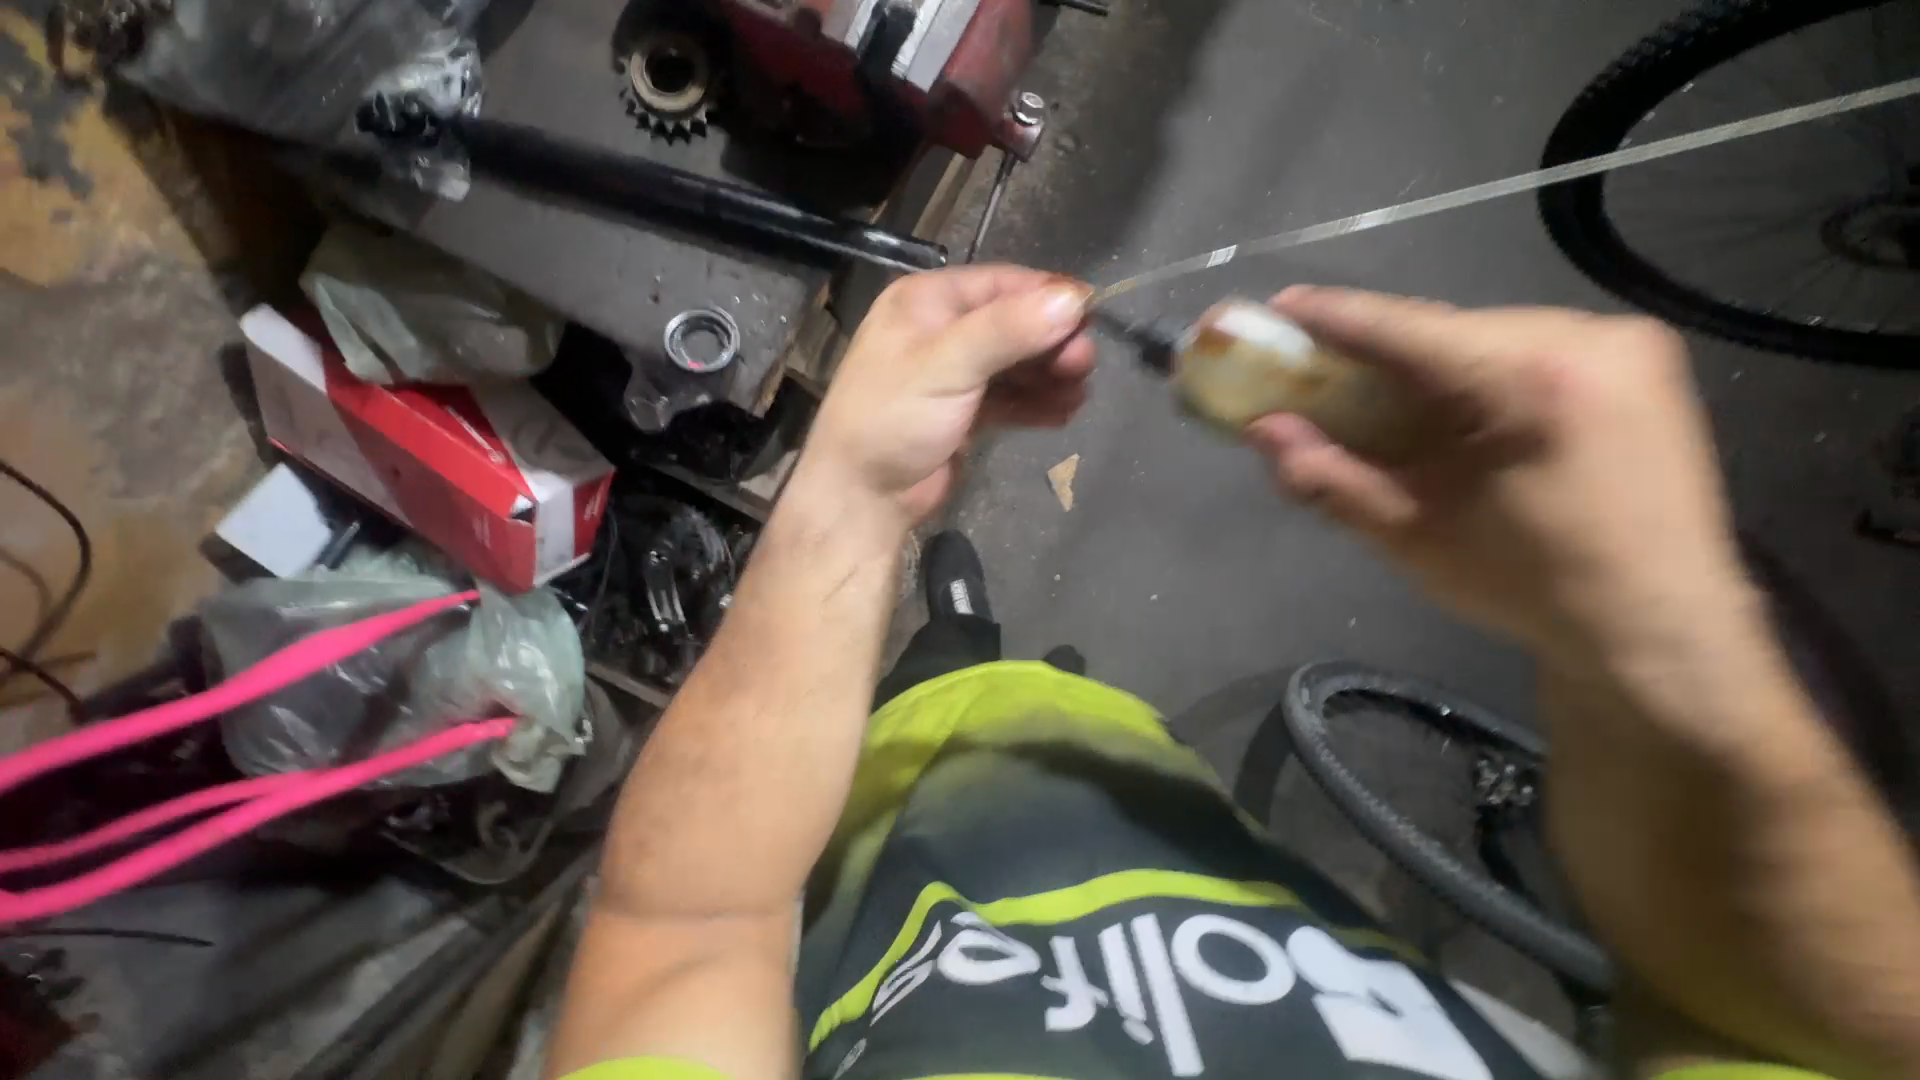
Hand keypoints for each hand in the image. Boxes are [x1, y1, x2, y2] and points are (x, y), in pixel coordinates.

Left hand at [799, 266, 1095, 523]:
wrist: (862, 497)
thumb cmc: (893, 419)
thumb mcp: (947, 366)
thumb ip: (1008, 331)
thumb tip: (1074, 299)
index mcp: (926, 302)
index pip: (1001, 285)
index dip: (1047, 298)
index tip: (1090, 316)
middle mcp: (940, 330)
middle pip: (1013, 325)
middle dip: (1051, 343)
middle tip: (1085, 365)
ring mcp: (951, 374)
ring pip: (1013, 364)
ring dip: (1048, 376)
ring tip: (1079, 395)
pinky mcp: (961, 412)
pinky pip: (1007, 397)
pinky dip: (1034, 403)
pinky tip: (1062, 413)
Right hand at [1245, 286, 1750, 665]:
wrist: (1657, 626)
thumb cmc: (1527, 585)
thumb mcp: (1410, 535)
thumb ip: (1328, 477)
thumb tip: (1262, 431)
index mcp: (1533, 380)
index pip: (1407, 330)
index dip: (1334, 318)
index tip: (1278, 307)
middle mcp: (1588, 338)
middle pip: (1446, 330)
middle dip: (1377, 352)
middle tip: (1320, 373)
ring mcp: (1625, 346)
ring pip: (1485, 337)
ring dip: (1424, 364)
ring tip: (1379, 397)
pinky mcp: (1640, 365)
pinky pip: (1527, 349)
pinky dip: (1471, 373)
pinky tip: (1448, 407)